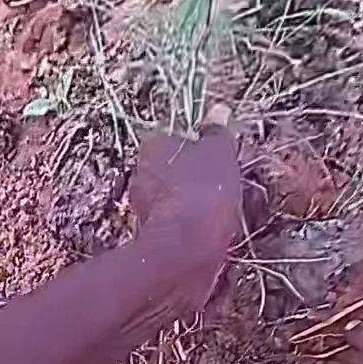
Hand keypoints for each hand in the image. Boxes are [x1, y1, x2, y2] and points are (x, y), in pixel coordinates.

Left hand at [126, 129, 242, 309]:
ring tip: (219, 220)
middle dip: (192, 182)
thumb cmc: (203, 192)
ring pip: (172, 205)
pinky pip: (175, 232)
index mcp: (152, 148)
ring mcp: (142, 213)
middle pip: (171, 174)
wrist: (185, 251)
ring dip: (192, 210)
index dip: (199, 152)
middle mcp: (140, 179)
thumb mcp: (219, 153)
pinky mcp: (151, 244)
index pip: (175, 141)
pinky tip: (207, 241)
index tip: (219, 163)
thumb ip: (217, 133)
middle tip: (222, 191)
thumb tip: (218, 112)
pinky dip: (189, 235)